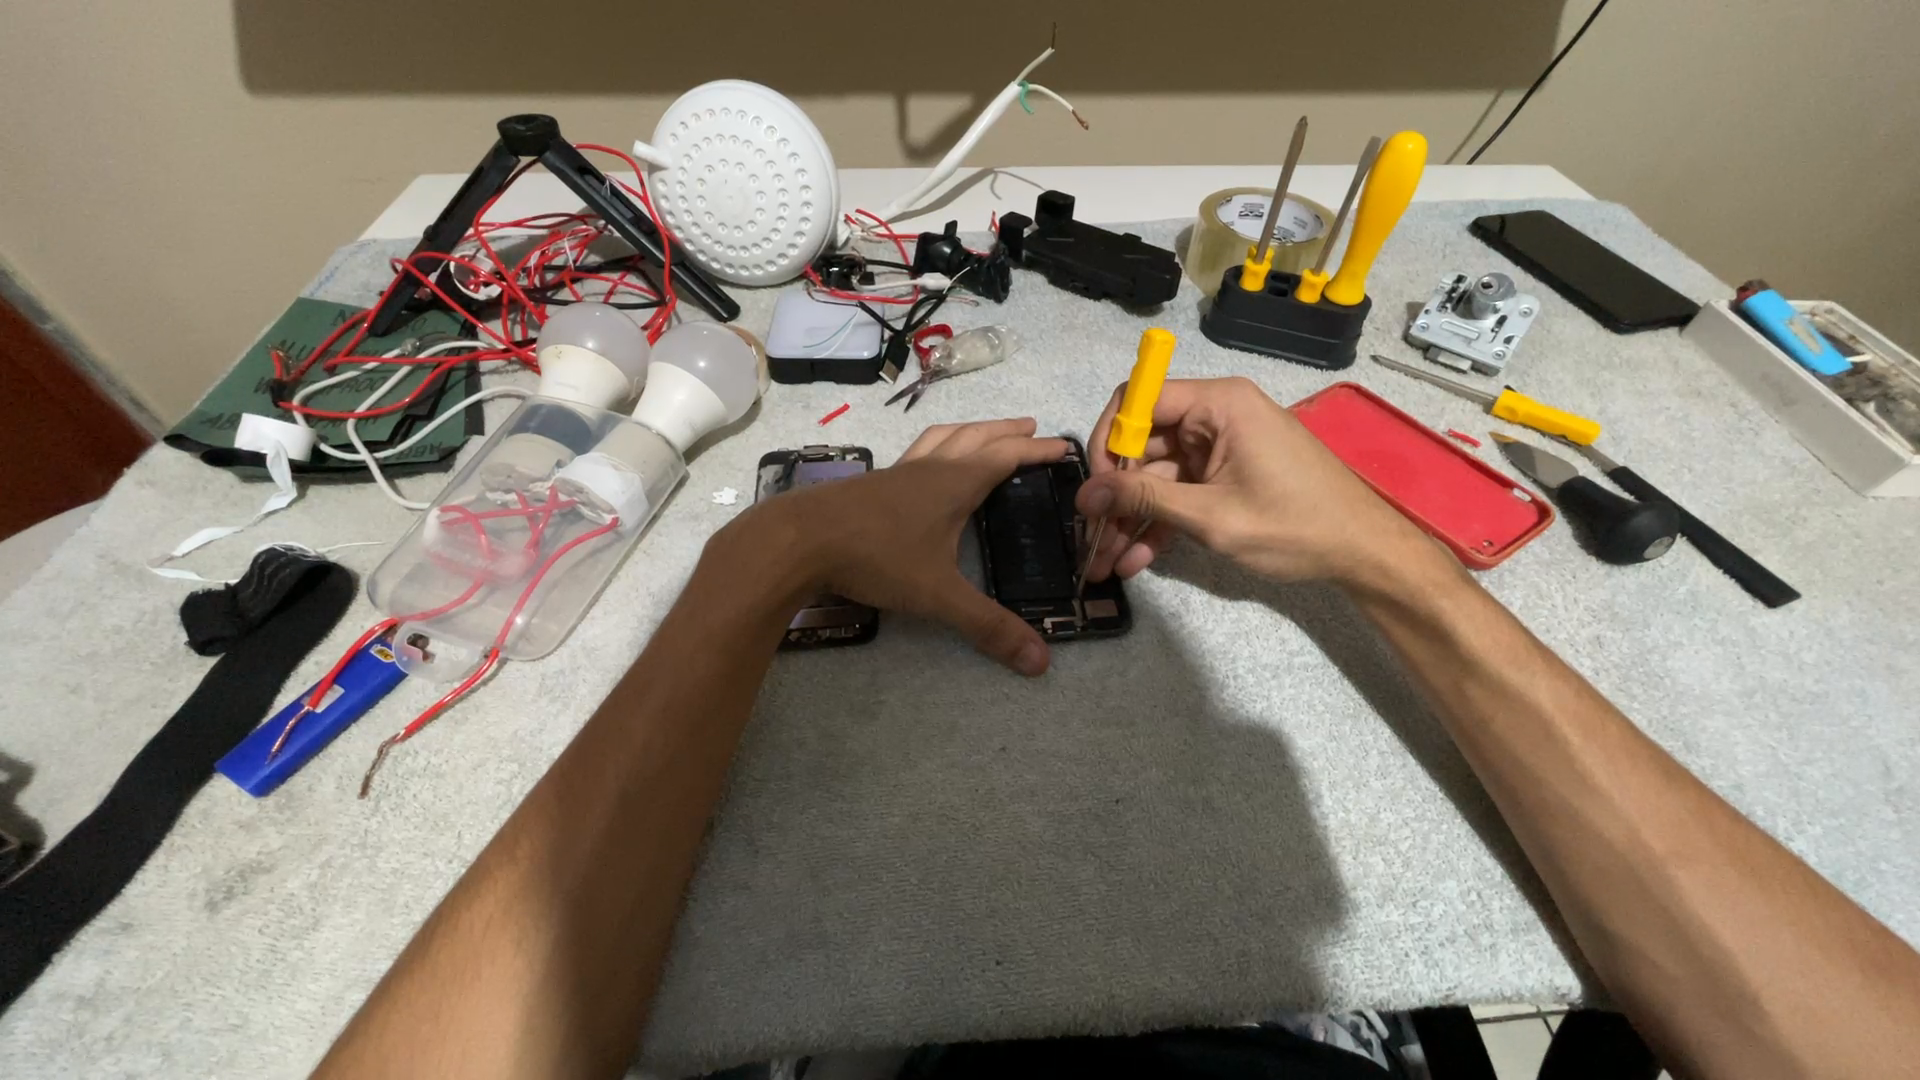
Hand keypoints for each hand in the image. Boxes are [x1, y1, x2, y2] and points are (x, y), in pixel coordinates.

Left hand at [731, 418, 1068, 675]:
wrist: (798, 540)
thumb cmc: (876, 558)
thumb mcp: (938, 596)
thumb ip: (988, 626)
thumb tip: (1041, 662)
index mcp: (954, 484)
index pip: (1006, 456)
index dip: (1036, 450)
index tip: (1062, 445)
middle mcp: (929, 469)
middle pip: (975, 437)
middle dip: (1006, 431)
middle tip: (1031, 428)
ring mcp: (896, 472)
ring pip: (941, 438)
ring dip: (970, 431)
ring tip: (984, 434)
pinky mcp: (871, 483)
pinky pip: (914, 453)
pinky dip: (934, 448)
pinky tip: (926, 468)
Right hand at [1075, 377, 1439, 590]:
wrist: (1363, 553)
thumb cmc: (1295, 525)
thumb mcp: (1211, 515)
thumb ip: (1144, 499)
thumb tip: (1084, 495)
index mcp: (1218, 404)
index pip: (1137, 400)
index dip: (1107, 440)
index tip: (1094, 487)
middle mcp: (1215, 416)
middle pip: (1142, 445)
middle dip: (1116, 495)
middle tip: (1091, 538)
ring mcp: (1220, 448)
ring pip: (1157, 477)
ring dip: (1133, 519)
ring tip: (1106, 563)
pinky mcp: (1225, 475)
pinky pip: (1179, 493)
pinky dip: (1160, 524)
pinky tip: (1137, 561)